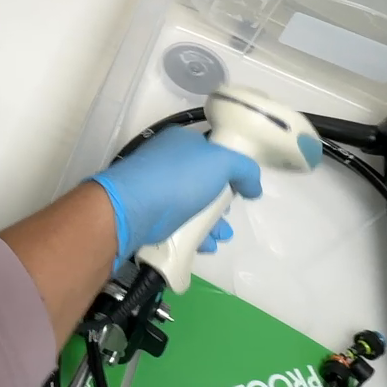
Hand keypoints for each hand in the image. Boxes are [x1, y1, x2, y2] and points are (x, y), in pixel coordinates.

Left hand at [88, 126, 261, 264]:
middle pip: (202, 180)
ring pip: (192, 203)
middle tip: (227, 213)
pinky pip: (179, 222)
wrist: (134, 207)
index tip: (238, 187)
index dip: (227, 168)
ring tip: (221, 234)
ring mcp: (155, 186)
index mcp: (179, 141)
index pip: (209, 151)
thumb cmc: (178, 179)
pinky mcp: (150, 211)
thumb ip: (243, 168)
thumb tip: (252, 185)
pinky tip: (205, 244)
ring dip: (211, 221)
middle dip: (220, 200)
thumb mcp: (220, 162)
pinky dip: (195, 233)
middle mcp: (166, 160)